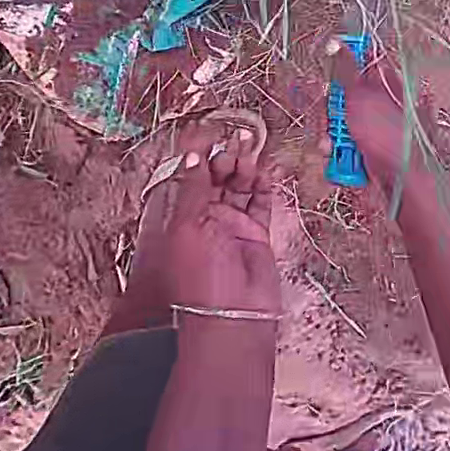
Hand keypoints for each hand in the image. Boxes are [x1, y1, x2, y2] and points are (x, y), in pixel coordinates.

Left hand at [161, 123, 279, 315]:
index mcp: (185, 216)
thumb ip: (194, 189)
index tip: (208, 133)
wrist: (233, 317)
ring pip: (240, 188)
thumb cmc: (201, 278)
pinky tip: (264, 172)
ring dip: (245, 168)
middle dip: (226, 158)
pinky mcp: (256, 234)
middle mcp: (208, 219)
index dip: (200, 155)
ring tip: (251, 150)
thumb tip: (194, 157)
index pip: (192, 177)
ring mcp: (233, 226)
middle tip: (236, 141)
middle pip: (218, 179)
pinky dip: (263, 187)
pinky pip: (260, 204)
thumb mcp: (187, 226)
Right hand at [327, 40, 427, 200]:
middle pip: (342, 95)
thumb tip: (339, 41)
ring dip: (331, 136)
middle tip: (332, 118)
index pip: (360, 61)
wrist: (403, 181)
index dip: (342, 65)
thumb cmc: (387, 135)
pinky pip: (344, 145)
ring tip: (333, 146)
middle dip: (331, 110)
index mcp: (384, 81)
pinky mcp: (367, 150)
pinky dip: (338, 153)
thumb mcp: (362, 95)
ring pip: (340, 122)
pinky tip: (338, 159)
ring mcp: (374, 127)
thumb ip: (348, 69)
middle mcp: (380, 102)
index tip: (332, 73)